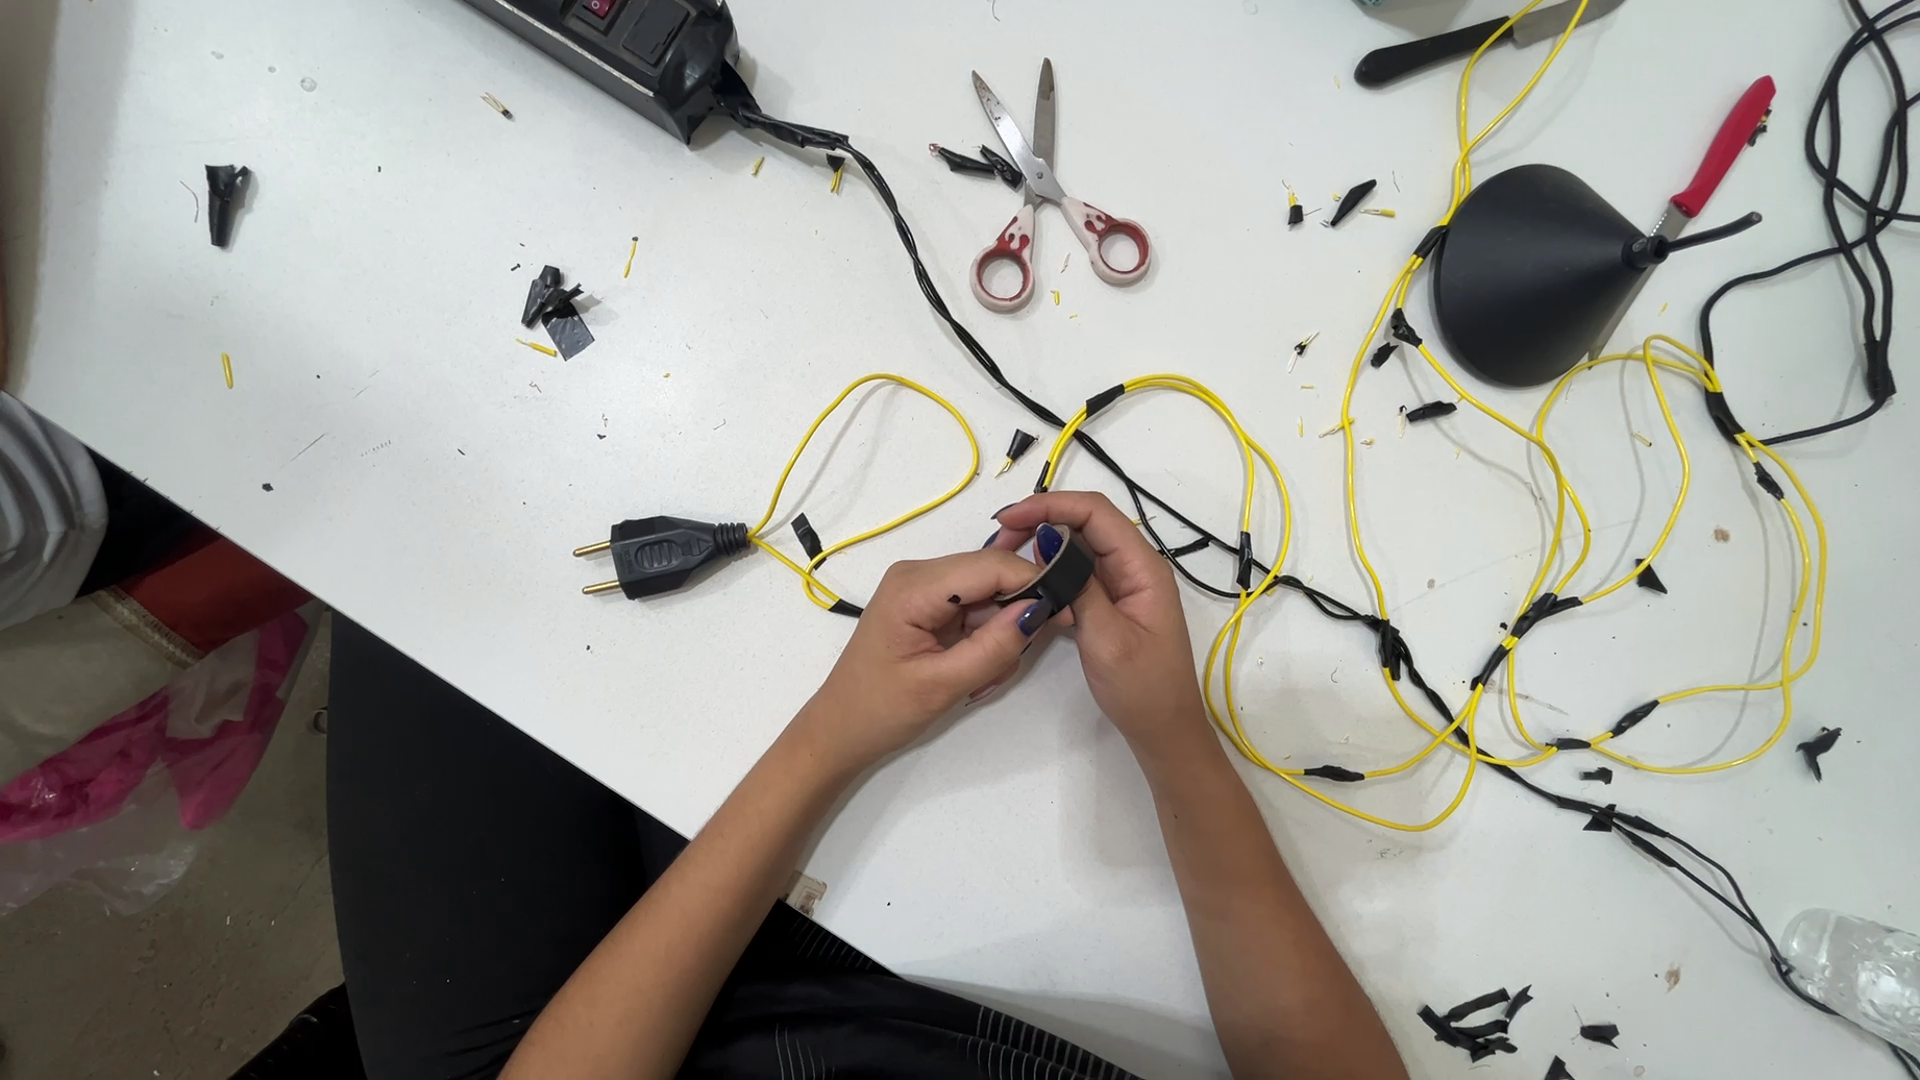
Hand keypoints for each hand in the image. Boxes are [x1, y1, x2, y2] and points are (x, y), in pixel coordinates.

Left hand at [794, 550, 1059, 773]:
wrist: (840, 730)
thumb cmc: (880, 710)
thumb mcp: (941, 685)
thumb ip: (992, 647)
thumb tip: (1040, 609)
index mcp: (914, 585)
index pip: (991, 565)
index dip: (1034, 582)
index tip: (1066, 615)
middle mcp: (919, 573)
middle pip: (993, 575)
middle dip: (1013, 617)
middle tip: (1008, 664)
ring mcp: (924, 588)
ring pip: (989, 595)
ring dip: (998, 635)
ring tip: (981, 680)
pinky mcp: (930, 605)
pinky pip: (976, 609)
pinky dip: (986, 639)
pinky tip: (973, 672)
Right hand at [989, 492, 1210, 761]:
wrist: (1164, 731)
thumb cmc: (1142, 689)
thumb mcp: (1106, 638)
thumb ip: (1079, 585)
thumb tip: (1048, 537)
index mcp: (1143, 567)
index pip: (1095, 513)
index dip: (1050, 505)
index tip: (1009, 519)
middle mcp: (1134, 566)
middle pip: (1085, 522)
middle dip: (1040, 521)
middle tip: (999, 541)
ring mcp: (1122, 583)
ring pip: (1077, 546)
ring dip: (1041, 546)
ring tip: (1005, 560)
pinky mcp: (1109, 601)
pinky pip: (1077, 572)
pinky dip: (1050, 571)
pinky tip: (1027, 584)